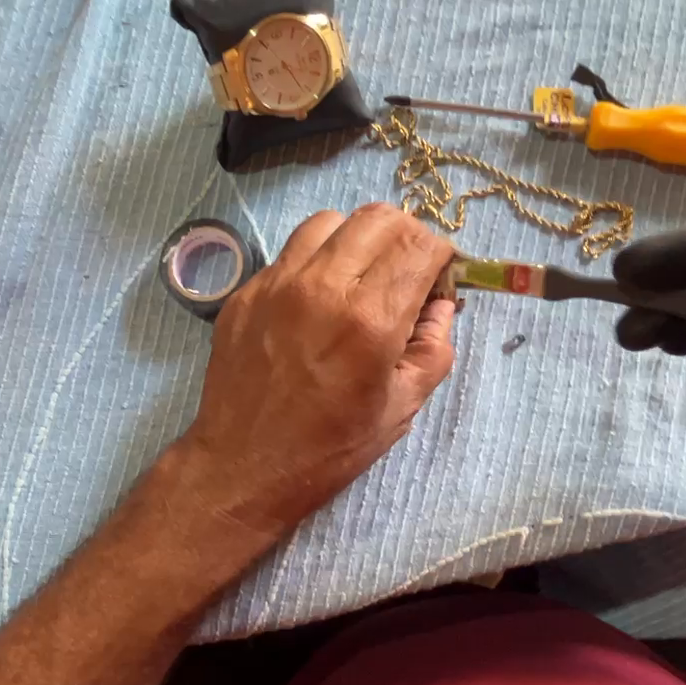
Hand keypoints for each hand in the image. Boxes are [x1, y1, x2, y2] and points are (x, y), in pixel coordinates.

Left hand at [178, 203, 456, 539]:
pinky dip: (316, 263)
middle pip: (378, 217)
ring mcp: (276, 284)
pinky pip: (290, 252)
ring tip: (358, 280)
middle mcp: (322, 287)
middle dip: (405, 237)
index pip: (419, 244)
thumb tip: (442, 304)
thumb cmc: (330, 448)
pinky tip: (315, 303)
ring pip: (330, 221)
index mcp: (369, 319)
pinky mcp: (245, 291)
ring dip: (357, 240)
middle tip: (404, 274)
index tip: (438, 279)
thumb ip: (433, 346)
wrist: (244, 467)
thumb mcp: (401, 408)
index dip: (441, 255)